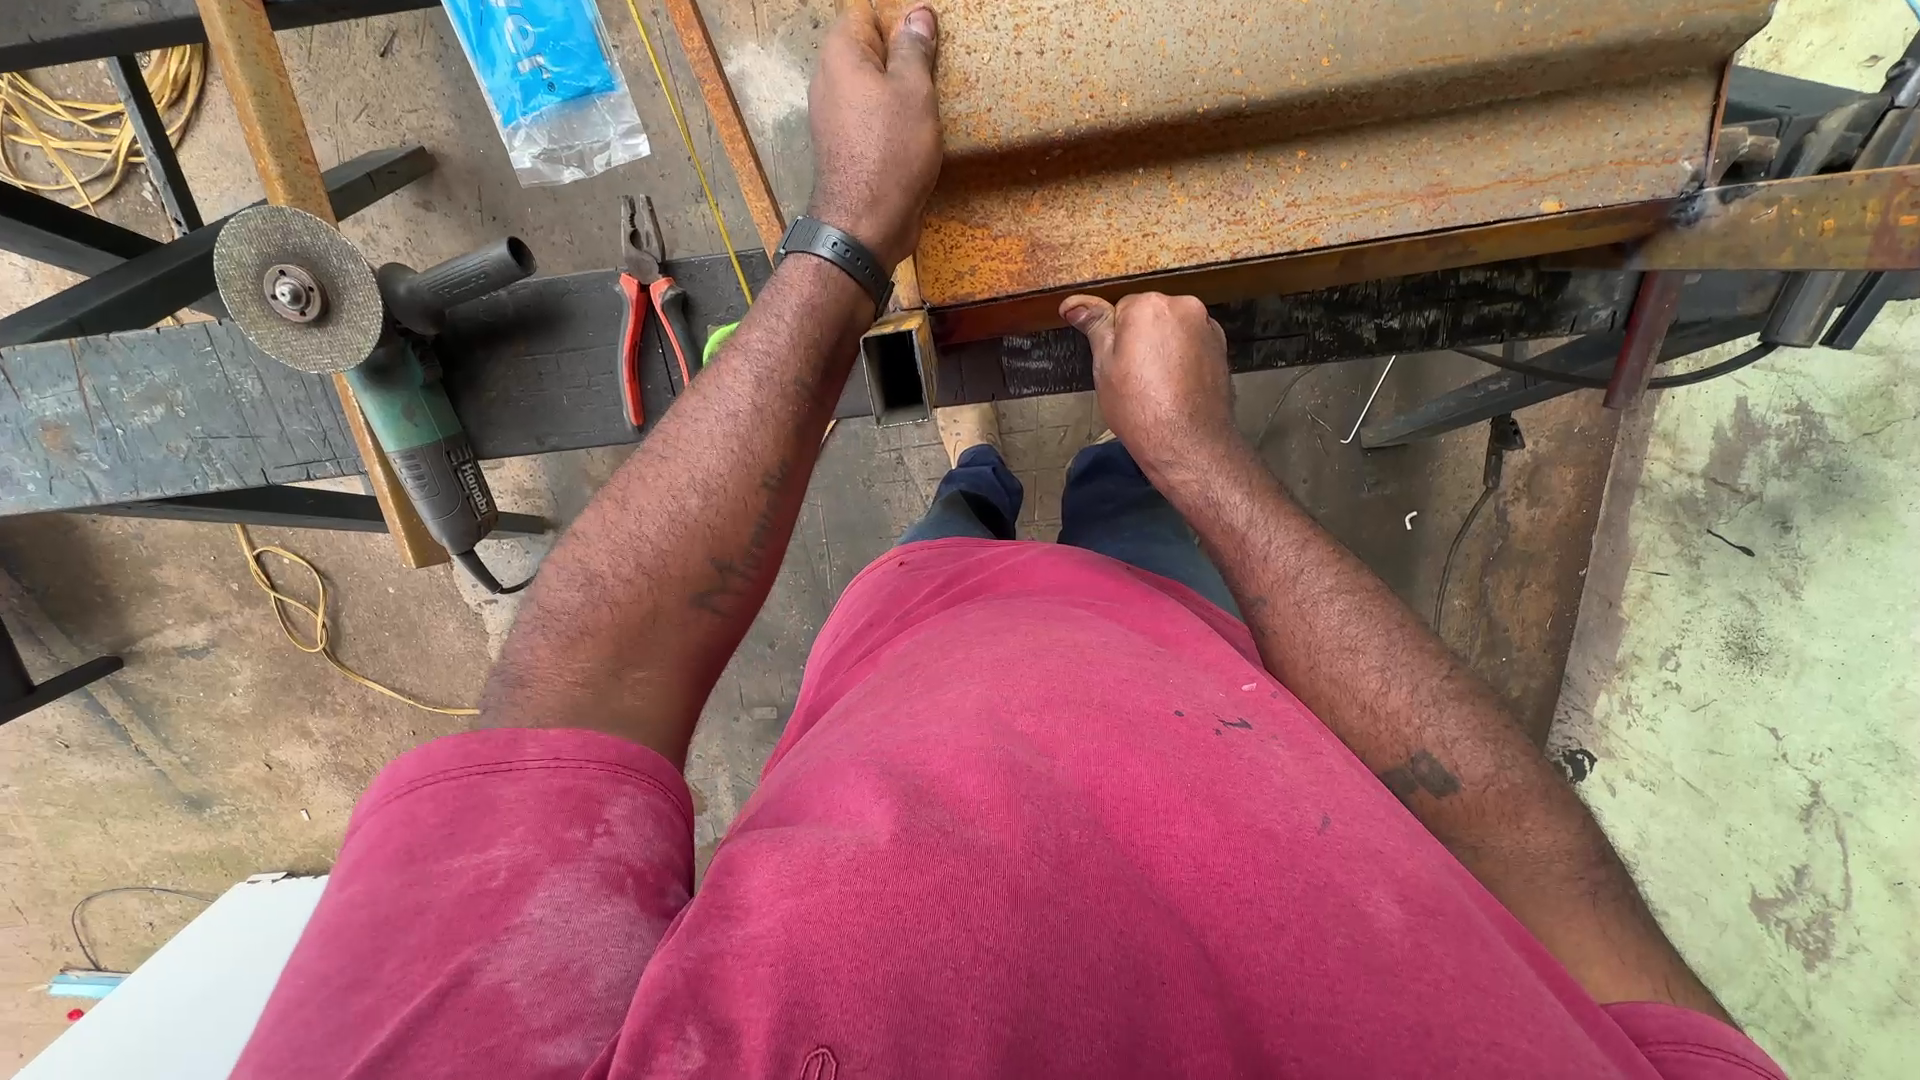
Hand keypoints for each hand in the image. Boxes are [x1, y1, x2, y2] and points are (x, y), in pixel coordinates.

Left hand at [806, 4, 941, 268]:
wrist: (865, 225)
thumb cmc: (891, 152)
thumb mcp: (914, 91)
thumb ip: (914, 49)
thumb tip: (919, 15)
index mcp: (840, 55)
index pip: (866, 16)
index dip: (899, 27)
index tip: (926, 51)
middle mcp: (828, 82)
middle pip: (869, 55)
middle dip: (901, 65)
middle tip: (932, 84)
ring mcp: (833, 120)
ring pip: (871, 94)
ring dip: (899, 102)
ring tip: (927, 115)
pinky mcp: (844, 152)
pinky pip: (870, 126)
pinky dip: (891, 129)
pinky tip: (913, 144)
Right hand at [1062, 292, 1248, 482]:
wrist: (1187, 442)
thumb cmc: (1140, 408)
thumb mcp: (1105, 366)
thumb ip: (1095, 327)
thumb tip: (1073, 304)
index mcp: (1148, 305)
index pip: (1121, 309)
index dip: (1114, 340)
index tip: (1116, 365)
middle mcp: (1183, 307)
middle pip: (1150, 316)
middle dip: (1141, 340)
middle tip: (1133, 378)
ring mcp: (1206, 326)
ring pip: (1172, 330)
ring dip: (1162, 349)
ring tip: (1155, 385)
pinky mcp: (1221, 347)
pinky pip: (1191, 344)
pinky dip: (1182, 359)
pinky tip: (1174, 387)